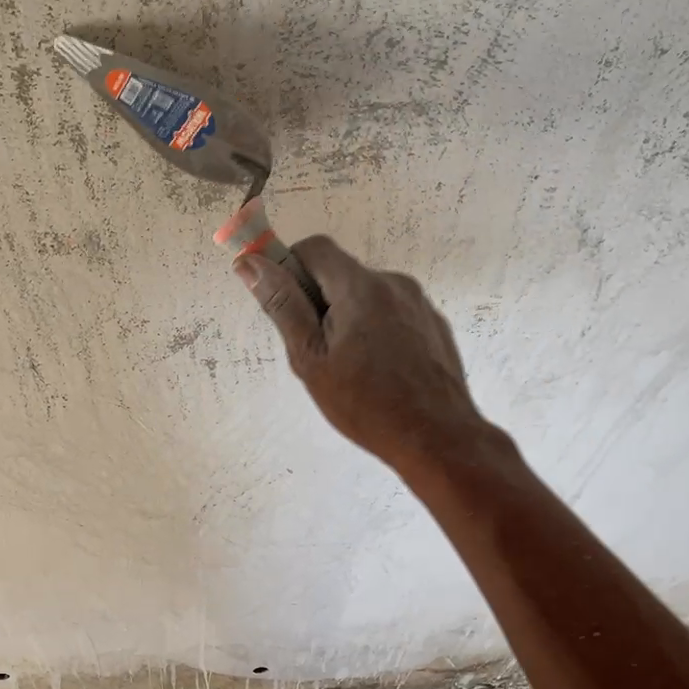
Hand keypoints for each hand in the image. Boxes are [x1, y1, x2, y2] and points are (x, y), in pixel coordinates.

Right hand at [234, 236, 490, 466]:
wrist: (439, 440)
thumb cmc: (365, 402)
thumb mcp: (310, 357)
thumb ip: (282, 304)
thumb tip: (250, 263)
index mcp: (361, 286)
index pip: (315, 248)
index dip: (291, 267)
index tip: (287, 307)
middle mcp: (394, 283)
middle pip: (341, 274)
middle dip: (319, 301)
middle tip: (316, 351)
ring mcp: (419, 304)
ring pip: (366, 296)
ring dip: (348, 318)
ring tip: (350, 369)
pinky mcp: (434, 326)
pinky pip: (392, 314)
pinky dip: (376, 331)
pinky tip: (380, 373)